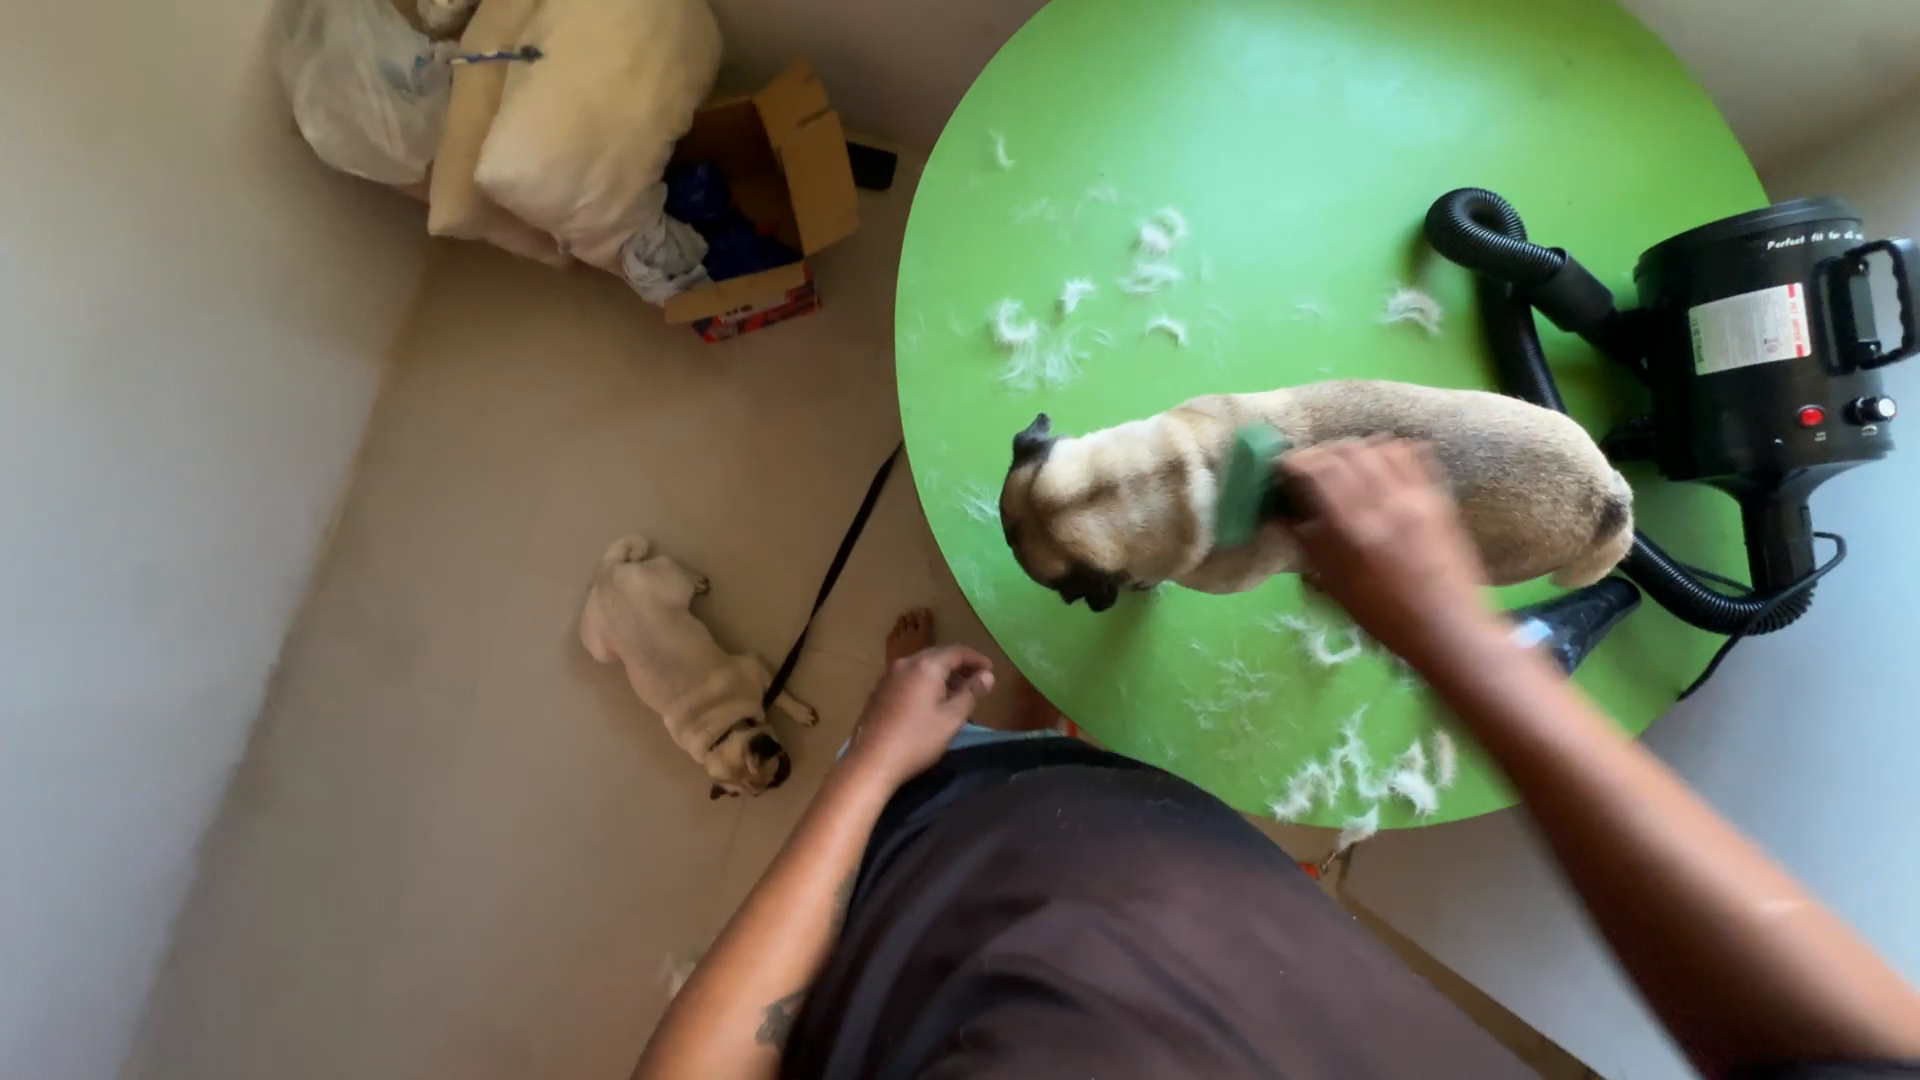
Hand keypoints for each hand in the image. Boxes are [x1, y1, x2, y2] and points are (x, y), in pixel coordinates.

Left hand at [841, 646, 994, 789]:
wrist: (872, 761)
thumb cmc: (917, 740)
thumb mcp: (952, 718)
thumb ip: (971, 693)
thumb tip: (987, 676)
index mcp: (925, 666)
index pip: (956, 651)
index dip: (976, 658)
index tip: (990, 670)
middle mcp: (905, 663)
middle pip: (937, 655)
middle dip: (959, 665)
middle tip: (976, 679)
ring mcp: (889, 676)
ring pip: (921, 665)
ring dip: (942, 673)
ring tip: (957, 691)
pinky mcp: (879, 690)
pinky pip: (908, 676)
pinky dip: (925, 681)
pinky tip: (931, 700)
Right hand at [1279, 437, 1504, 670]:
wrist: (1447, 629)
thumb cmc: (1381, 614)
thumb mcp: (1331, 582)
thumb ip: (1305, 541)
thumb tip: (1280, 513)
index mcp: (1350, 529)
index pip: (1316, 471)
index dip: (1294, 462)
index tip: (1282, 468)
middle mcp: (1382, 504)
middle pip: (1346, 451)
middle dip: (1321, 452)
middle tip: (1308, 467)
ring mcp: (1415, 498)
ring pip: (1378, 447)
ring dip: (1353, 450)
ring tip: (1342, 466)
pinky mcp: (1439, 499)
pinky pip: (1414, 456)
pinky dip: (1389, 451)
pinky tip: (1379, 465)